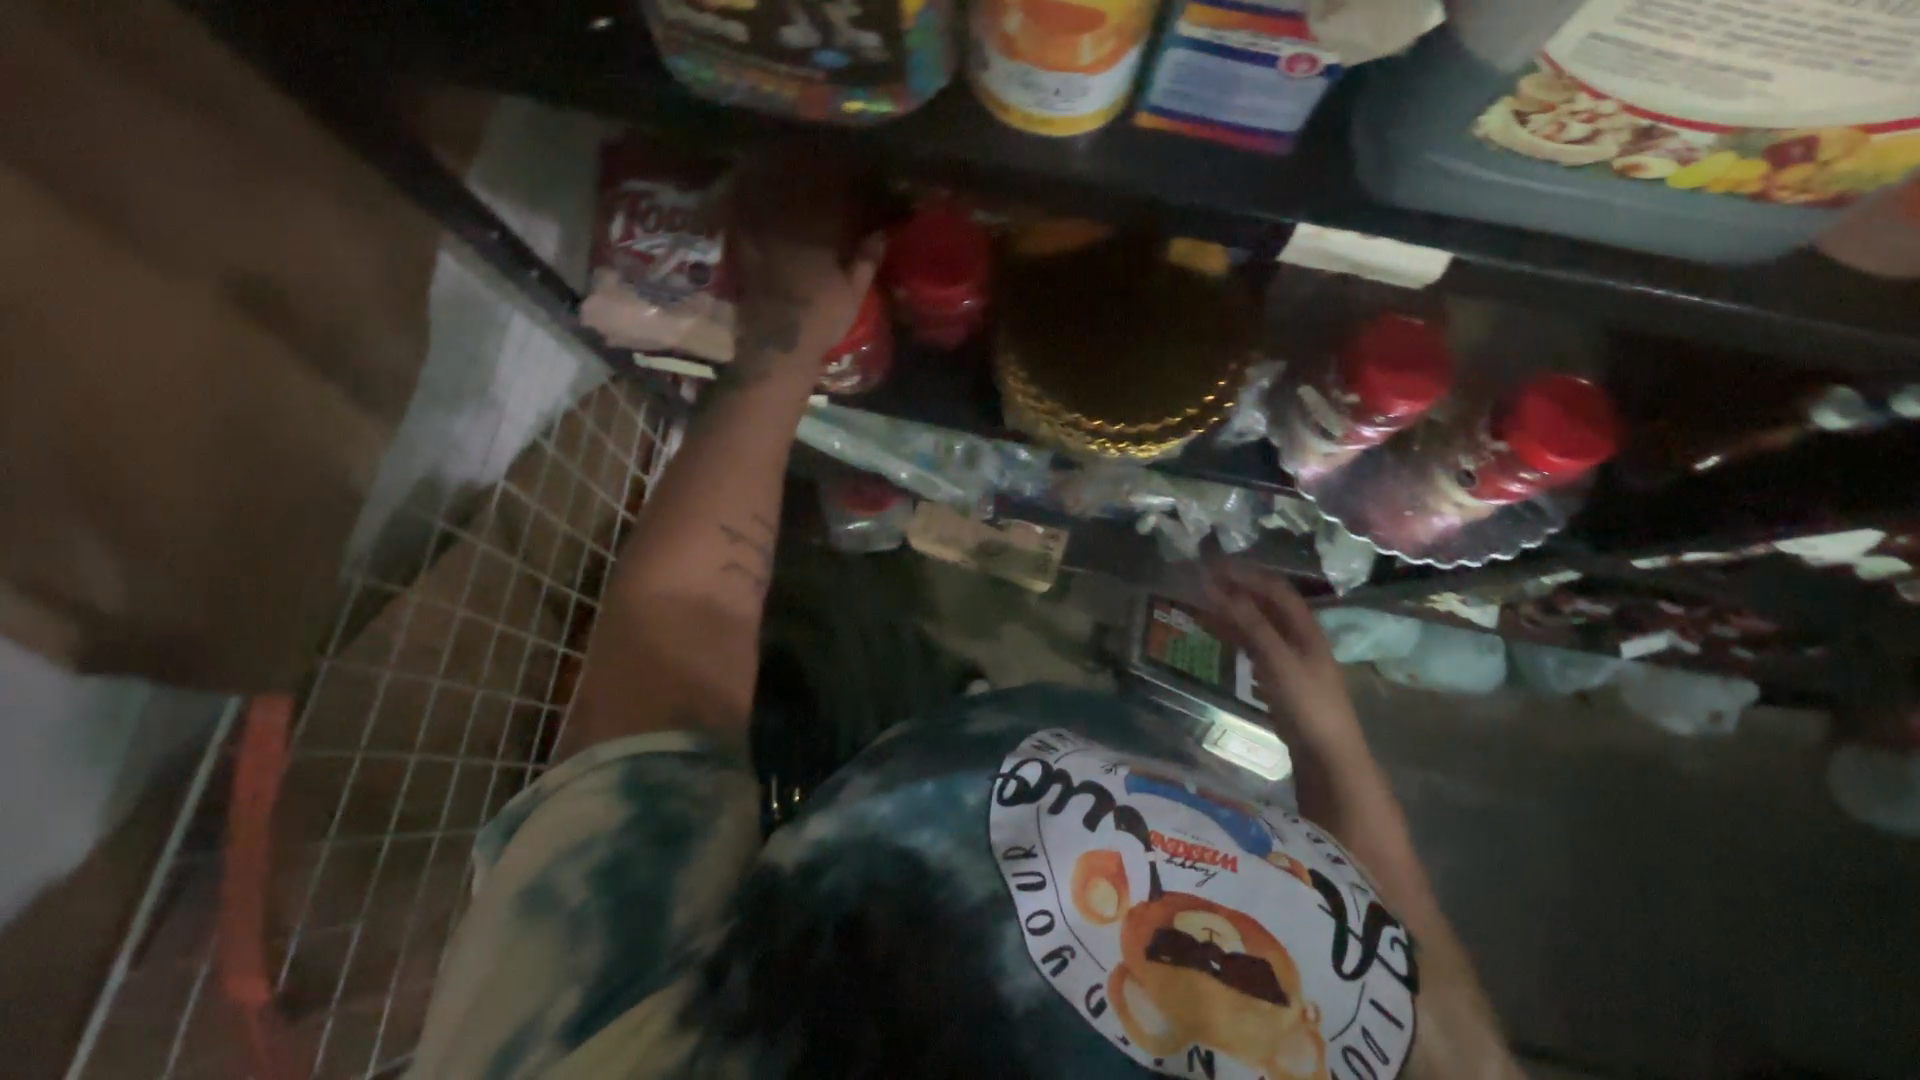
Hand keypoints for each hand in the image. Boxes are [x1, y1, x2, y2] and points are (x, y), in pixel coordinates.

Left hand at [726, 149, 883, 369]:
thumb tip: (881, 233)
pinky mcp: (744, 253)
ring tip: (772, 156)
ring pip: (766, 199)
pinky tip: (744, 189)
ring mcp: (763, 241)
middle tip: (801, 147)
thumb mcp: (853, 294)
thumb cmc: (821, 323)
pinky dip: (743, 201)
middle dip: (797, 166)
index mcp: (819, 239)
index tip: (840, 158)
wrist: (779, 348)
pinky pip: (743, 219)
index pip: (827, 197)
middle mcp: (789, 232)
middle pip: (793, 191)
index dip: (834, 175)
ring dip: (769, 176)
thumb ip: (866, 260)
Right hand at [1200, 560, 1365, 763]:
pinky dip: (1236, 636)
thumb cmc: (1307, 705)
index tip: (1213, 565)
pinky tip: (1218, 636)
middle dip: (1237, 589)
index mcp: (1306, 629)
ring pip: (1259, 626)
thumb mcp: (1277, 661)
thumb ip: (1251, 624)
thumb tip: (1220, 588)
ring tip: (1203, 604)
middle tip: (1203, 581)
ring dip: (1234, 611)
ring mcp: (1291, 660)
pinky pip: (1255, 648)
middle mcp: (1300, 638)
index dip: (1245, 574)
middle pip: (1267, 605)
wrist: (1327, 757)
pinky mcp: (1281, 680)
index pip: (1275, 589)